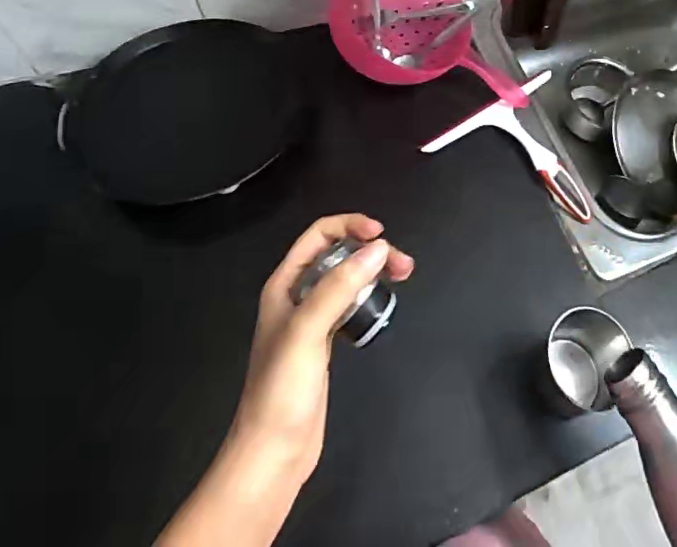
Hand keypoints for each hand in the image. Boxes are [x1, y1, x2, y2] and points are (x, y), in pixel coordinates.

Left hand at [230, 214, 415, 483]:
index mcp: (285, 284)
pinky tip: (382, 302)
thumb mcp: (308, 330)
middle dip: (370, 249)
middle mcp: (297, 295)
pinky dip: (369, 294)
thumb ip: (340, 286)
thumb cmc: (282, 389)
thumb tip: (378, 248)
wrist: (273, 451)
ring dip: (374, 270)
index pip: (319, 235)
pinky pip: (350, 302)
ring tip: (403, 276)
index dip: (349, 225)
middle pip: (338, 254)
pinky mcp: (325, 340)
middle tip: (402, 264)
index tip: (381, 234)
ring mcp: (311, 318)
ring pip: (347, 277)